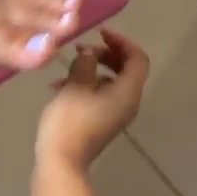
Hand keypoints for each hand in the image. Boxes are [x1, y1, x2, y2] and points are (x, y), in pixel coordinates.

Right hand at [37, 29, 148, 170]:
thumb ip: (84, 63)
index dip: (121, 42)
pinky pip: (100, 96)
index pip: (137, 58)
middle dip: (105, 55)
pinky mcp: (102, 123)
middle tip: (82, 49)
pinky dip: (85, 86)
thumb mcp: (74, 86)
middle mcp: (128, 102)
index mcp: (128, 91)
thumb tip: (88, 53)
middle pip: (126, 70)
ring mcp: (116, 115)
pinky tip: (59, 87)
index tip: (99, 34)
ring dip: (91, 71)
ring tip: (65, 70)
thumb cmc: (70, 122)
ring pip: (110, 83)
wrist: (61, 161)